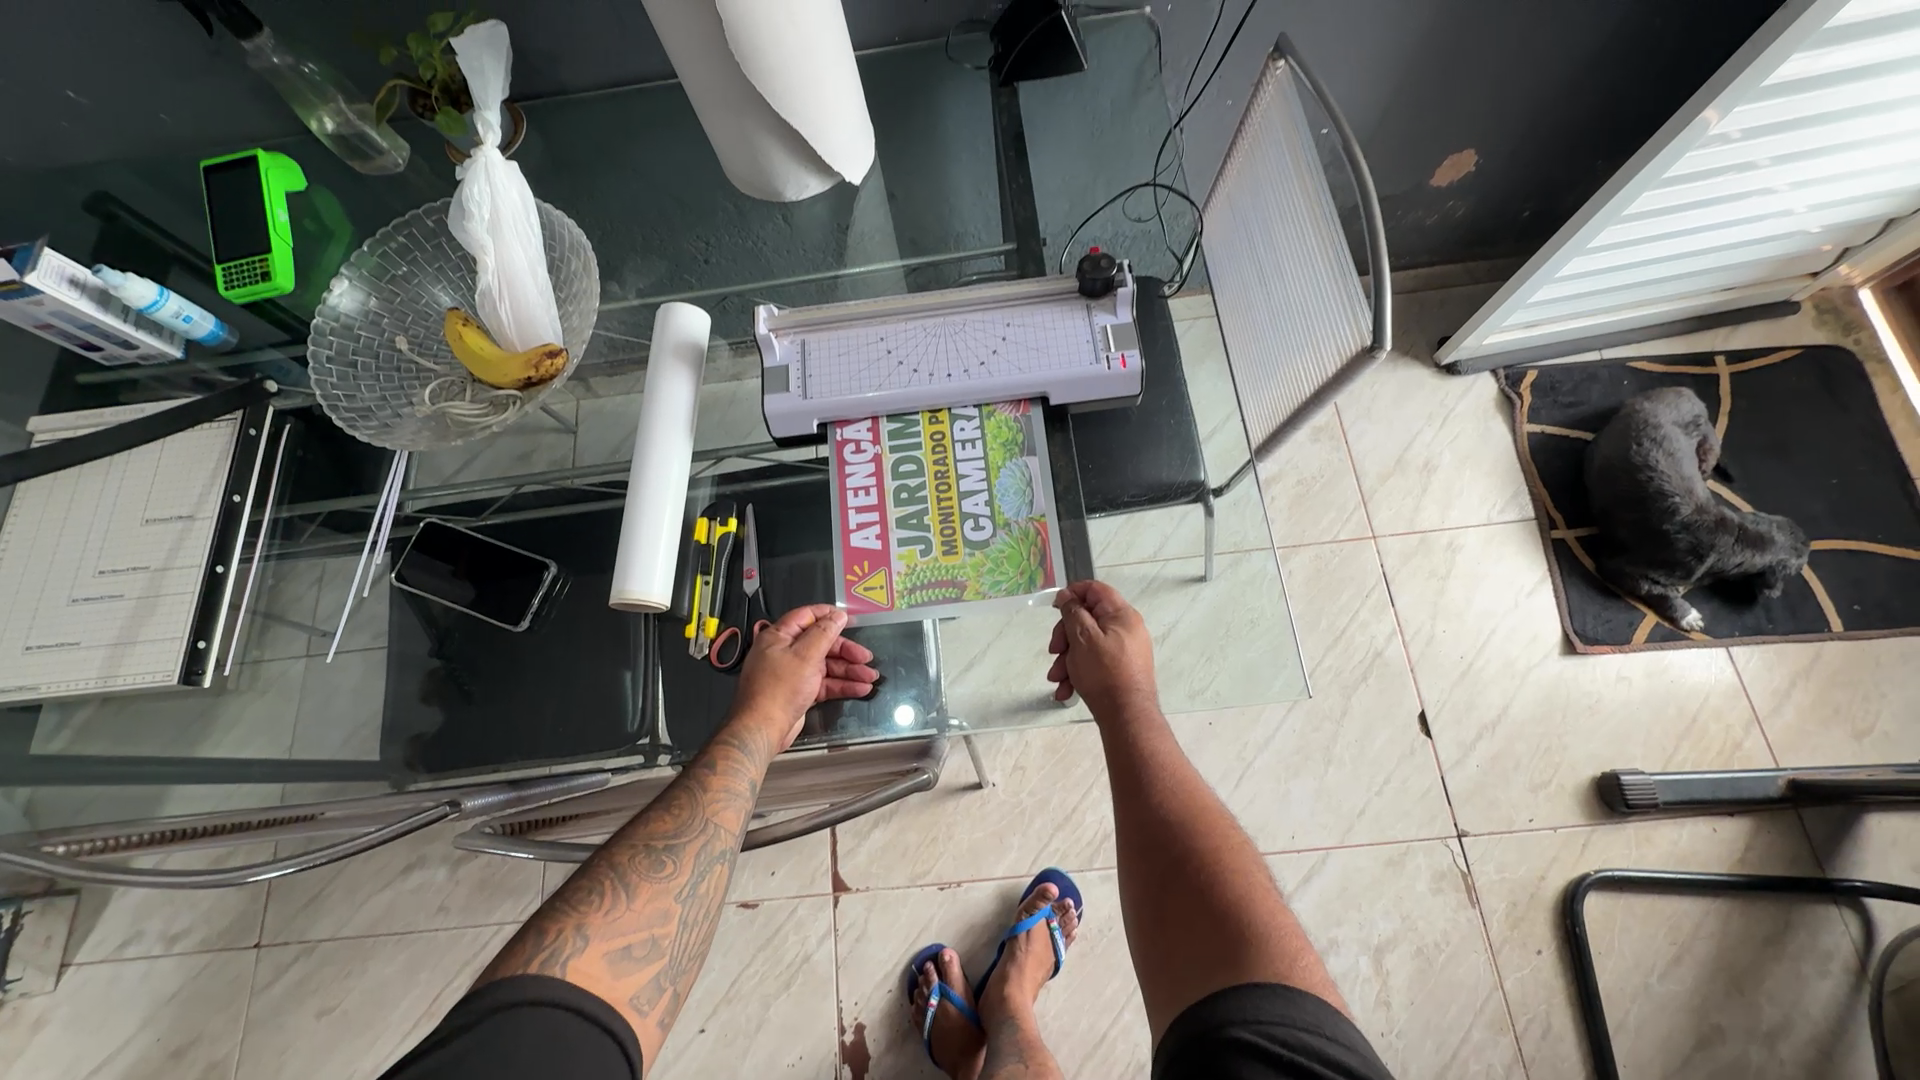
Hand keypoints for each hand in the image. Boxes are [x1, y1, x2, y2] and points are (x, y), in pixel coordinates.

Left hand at [729, 604, 879, 750]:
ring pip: (826, 665)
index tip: (849, 618)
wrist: (763, 729)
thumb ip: (824, 633)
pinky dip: (842, 685)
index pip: (807, 616)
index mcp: (780, 636)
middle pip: (821, 643)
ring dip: (849, 670)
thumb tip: (838, 615)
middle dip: (846, 651)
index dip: (828, 615)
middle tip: (866, 657)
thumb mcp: (805, 655)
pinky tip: (861, 688)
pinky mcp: (800, 691)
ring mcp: (793, 673)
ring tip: (870, 676)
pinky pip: (825, 683)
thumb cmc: (779, 688)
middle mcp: (785, 651)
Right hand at [1046, 580, 1156, 719]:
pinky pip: (1095, 661)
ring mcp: (1124, 649)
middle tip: (1054, 651)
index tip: (1055, 607)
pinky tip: (1066, 689)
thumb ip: (1072, 612)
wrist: (1127, 716)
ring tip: (1057, 679)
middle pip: (1087, 619)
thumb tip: (1067, 595)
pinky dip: (1079, 671)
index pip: (1095, 589)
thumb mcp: (1082, 638)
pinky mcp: (1121, 668)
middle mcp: (1126, 628)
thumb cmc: (1104, 673)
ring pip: (1087, 643)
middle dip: (1065, 636)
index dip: (1073, 594)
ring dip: (1067, 659)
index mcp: (1121, 615)